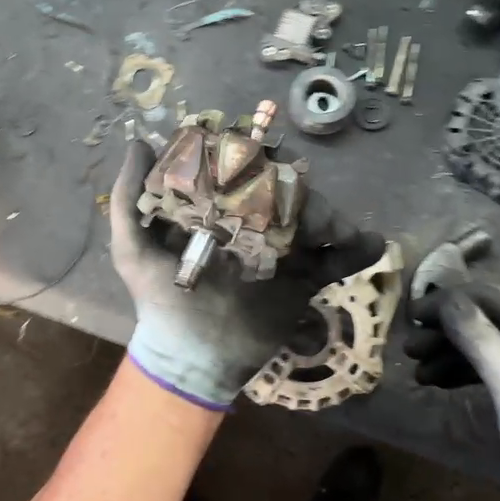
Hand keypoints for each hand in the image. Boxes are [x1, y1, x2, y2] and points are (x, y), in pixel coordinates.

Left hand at [109, 140, 385, 410]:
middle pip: (285, 191)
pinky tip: (370, 244)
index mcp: (216, 210)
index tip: (266, 160)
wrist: (190, 359)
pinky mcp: (301, 278)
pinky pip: (333, 259)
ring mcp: (279, 249)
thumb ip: (129, 197)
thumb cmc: (159, 300)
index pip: (242, 171)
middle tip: (304, 208)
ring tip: (339, 230)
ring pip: (312, 219)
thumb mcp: (133, 249)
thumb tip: (140, 141)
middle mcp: (251, 222)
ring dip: (331, 217)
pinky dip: (355, 249)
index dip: (257, 161)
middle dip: (299, 193)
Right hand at [404, 282, 499, 500]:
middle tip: (410, 349)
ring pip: (488, 341)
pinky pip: (496, 364)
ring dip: (451, 351)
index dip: (446, 301)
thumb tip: (447, 300)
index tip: (411, 317)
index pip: (488, 295)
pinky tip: (441, 384)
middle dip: (445, 329)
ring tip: (419, 372)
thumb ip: (481, 342)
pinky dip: (466, 370)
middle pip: (486, 316)